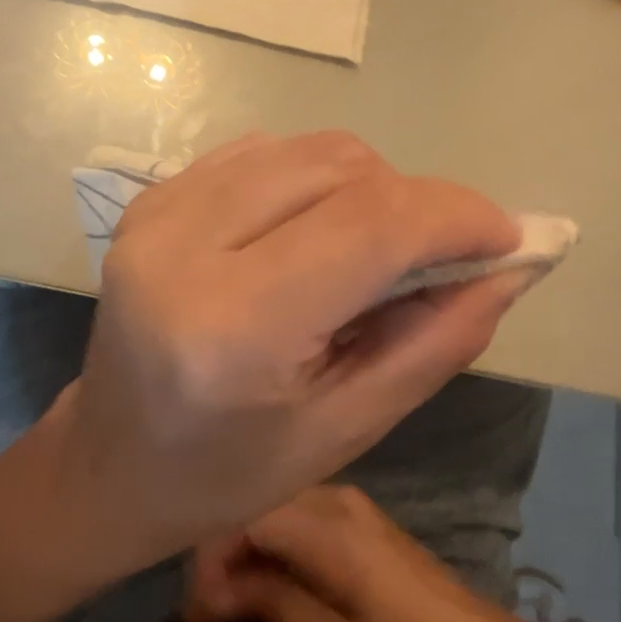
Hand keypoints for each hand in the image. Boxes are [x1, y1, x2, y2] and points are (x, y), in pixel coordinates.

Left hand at [49, 131, 538, 566]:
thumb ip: (434, 341)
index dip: (454, 216)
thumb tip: (509, 265)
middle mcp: (184, 246)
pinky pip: (262, 154)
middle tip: (440, 258)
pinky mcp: (150, 197)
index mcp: (232, 326)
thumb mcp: (346, 429)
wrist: (111, 460)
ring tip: (372, 252)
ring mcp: (157, 211)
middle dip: (414, 202)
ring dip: (366, 186)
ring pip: (305, 149)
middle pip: (341, 168)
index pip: (368, 227)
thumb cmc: (228, 471)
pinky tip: (312, 233)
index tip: (507, 237)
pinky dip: (312, 180)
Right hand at [186, 485, 603, 621]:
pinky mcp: (357, 514)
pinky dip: (271, 537)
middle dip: (222, 544)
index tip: (197, 604)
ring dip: (245, 540)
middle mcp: (335, 495)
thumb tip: (214, 589)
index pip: (244, 510)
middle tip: (206, 602)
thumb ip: (276, 602)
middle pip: (256, 496)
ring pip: (273, 499)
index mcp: (329, 525)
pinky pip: (296, 508)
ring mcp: (349, 500)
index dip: (210, 551)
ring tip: (227, 592)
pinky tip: (262, 573)